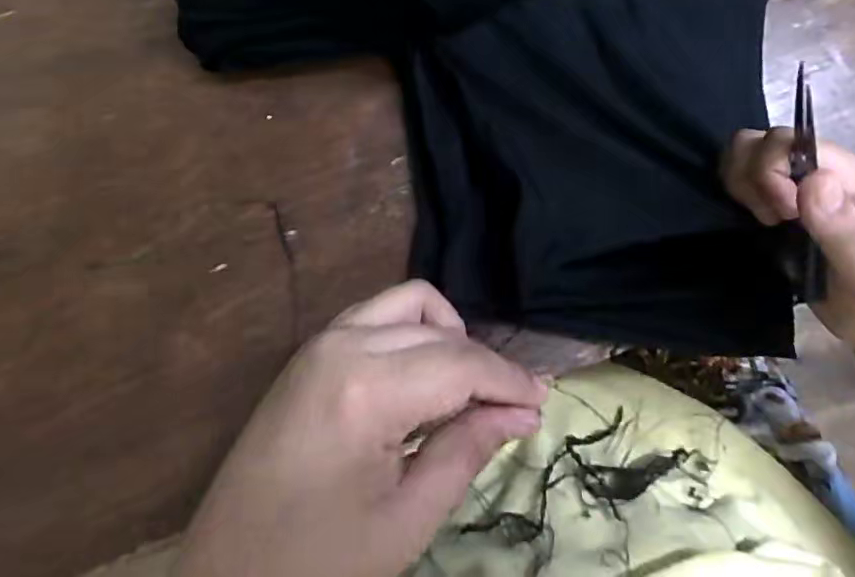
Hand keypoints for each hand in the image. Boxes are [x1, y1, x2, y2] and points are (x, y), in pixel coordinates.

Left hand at [173, 280, 548, 576]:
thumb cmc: (319, 566)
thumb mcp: (406, 522)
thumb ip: (467, 451)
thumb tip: (523, 412)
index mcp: (367, 388)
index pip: (461, 363)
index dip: (508, 380)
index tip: (543, 401)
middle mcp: (344, 344)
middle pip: (440, 331)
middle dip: (483, 365)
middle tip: (510, 410)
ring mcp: (322, 340)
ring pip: (410, 304)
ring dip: (448, 335)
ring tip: (464, 390)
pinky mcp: (311, 350)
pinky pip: (378, 314)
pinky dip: (412, 331)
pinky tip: (421, 377)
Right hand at [722, 129, 854, 377]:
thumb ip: (849, 234)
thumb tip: (814, 179)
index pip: (802, 143)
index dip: (776, 169)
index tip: (781, 217)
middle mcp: (836, 179)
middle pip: (773, 141)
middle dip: (754, 174)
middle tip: (771, 221)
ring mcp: (813, 194)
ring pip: (756, 155)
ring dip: (745, 182)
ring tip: (765, 223)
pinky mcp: (793, 213)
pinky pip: (753, 182)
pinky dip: (742, 195)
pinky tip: (759, 225)